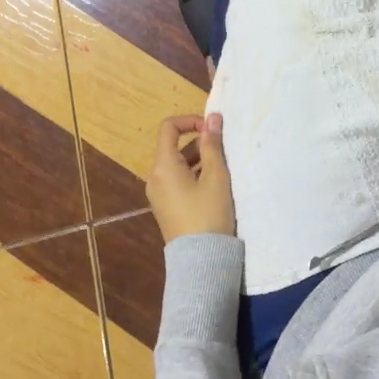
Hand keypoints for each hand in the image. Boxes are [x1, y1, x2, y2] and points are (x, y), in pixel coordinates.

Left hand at [147, 112, 235, 241]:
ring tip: (222, 169)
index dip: (190, 120)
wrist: (200, 261)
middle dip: (199, 142)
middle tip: (223, 151)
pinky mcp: (165, 207)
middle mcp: (155, 177)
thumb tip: (212, 117)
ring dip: (198, 158)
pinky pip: (176, 179)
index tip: (212, 129)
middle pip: (173, 146)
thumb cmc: (208, 213)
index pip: (169, 127)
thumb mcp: (216, 176)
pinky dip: (193, 174)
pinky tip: (213, 186)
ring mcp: (158, 194)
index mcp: (163, 166)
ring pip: (177, 163)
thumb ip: (213, 144)